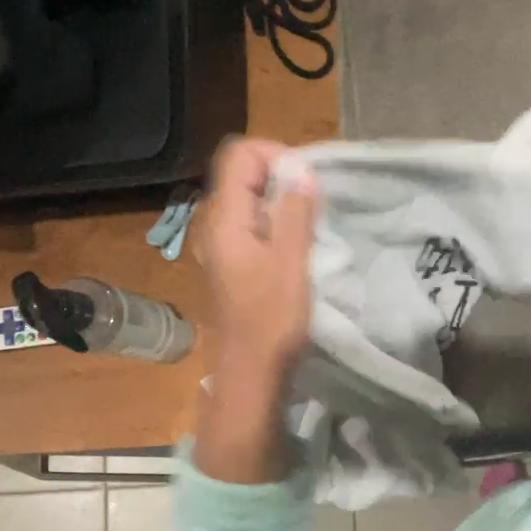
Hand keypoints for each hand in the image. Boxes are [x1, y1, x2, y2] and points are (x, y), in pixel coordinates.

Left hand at [192, 136, 316, 376]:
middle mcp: (214, 226)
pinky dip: (276, 226)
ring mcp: (221, 247)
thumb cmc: (271, 321)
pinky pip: (252, 228)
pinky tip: (298, 249)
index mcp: (224, 219)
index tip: (308, 181)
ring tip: (312, 226)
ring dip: (282, 204)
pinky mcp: (232, 266)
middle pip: (243, 175)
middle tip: (317, 204)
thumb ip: (294, 212)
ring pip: (249, 203)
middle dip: (282, 177)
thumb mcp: (290, 263)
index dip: (276, 155)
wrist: (250, 375)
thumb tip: (300, 169)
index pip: (239, 155)